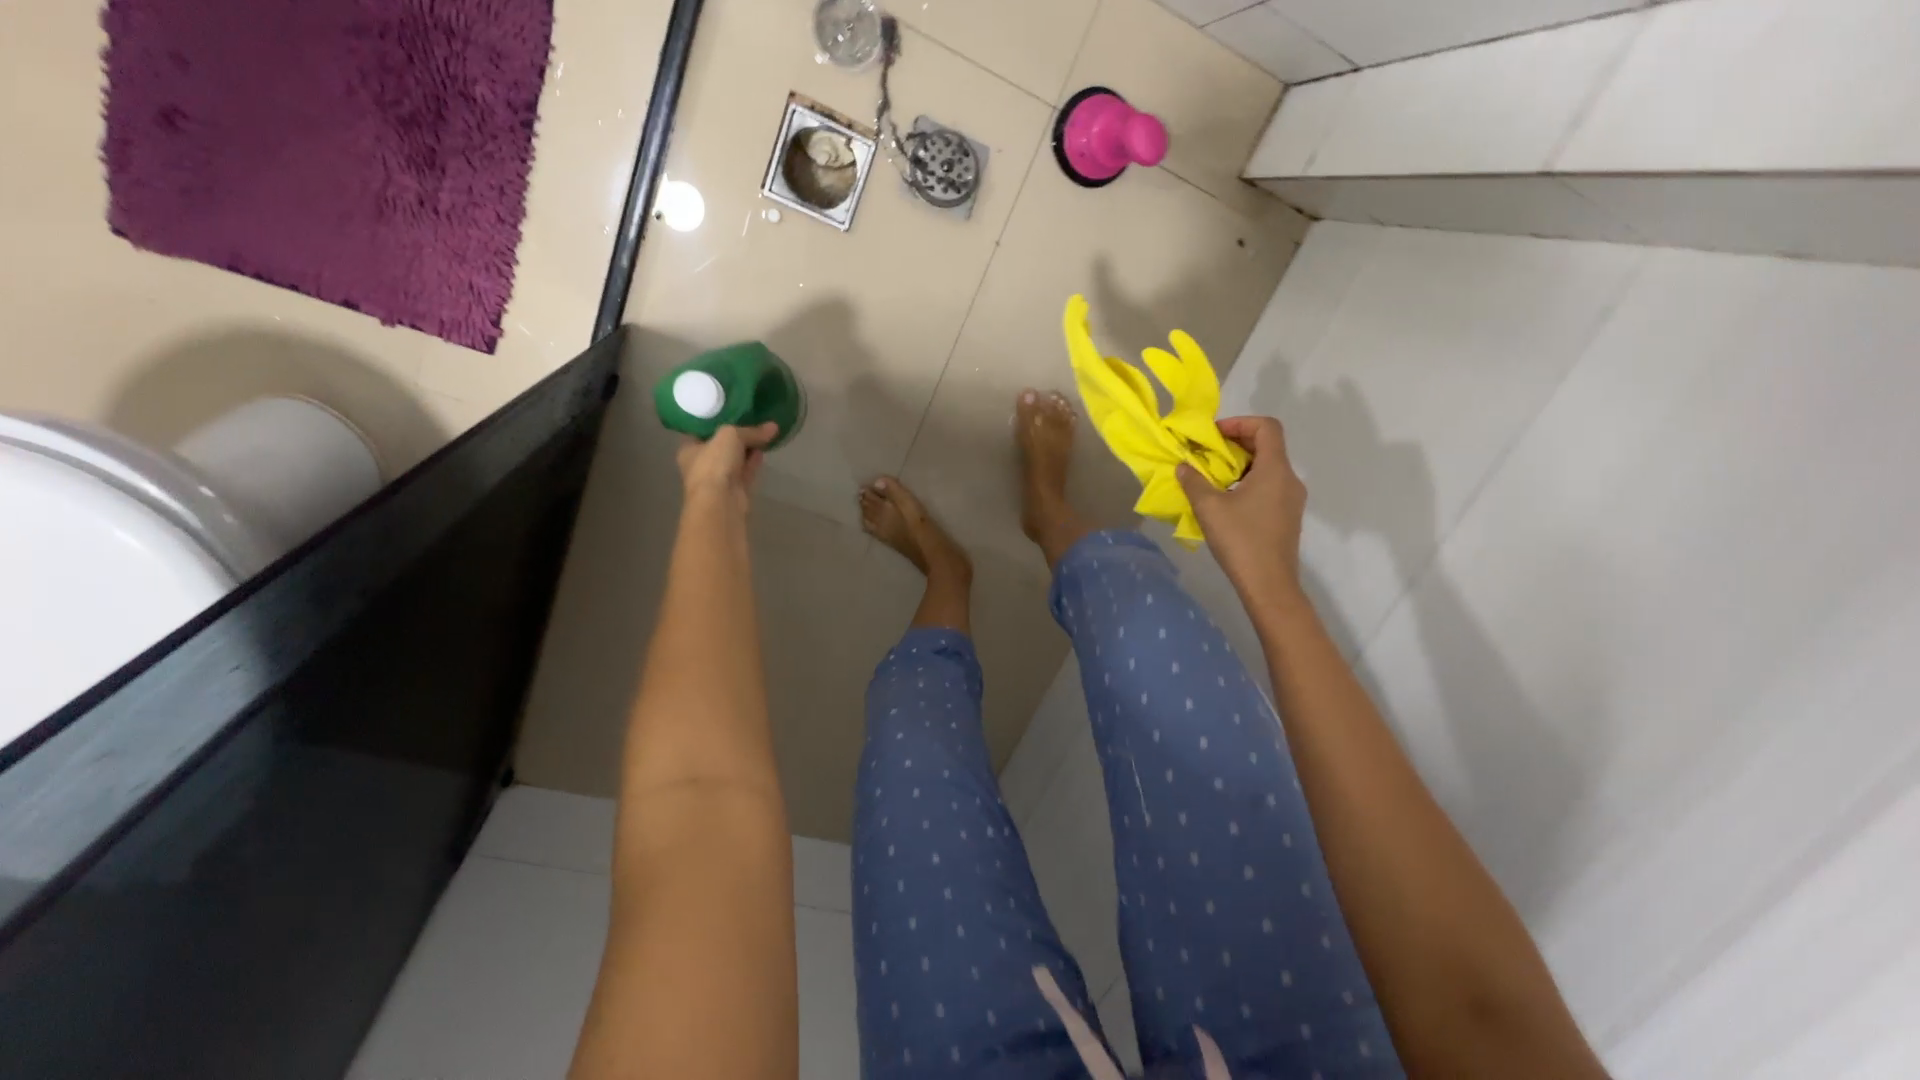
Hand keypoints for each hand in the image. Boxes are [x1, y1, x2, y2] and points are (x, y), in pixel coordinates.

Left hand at [677, 423, 779, 507]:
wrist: (720, 502)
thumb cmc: (714, 463)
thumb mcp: (730, 436)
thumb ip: (751, 431)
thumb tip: (773, 426)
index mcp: (689, 449)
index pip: (701, 431)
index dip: (715, 421)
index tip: (730, 411)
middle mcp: (701, 465)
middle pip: (719, 446)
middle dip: (735, 436)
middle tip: (751, 420)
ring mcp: (718, 480)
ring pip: (734, 460)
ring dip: (746, 449)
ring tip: (762, 433)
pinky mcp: (734, 492)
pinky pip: (745, 472)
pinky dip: (753, 462)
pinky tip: (764, 450)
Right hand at [1178, 416, 1307, 606]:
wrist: (1269, 584)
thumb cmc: (1240, 540)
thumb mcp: (1209, 507)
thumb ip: (1194, 481)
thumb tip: (1184, 467)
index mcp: (1275, 469)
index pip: (1267, 427)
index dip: (1240, 423)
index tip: (1214, 435)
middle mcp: (1289, 479)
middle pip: (1268, 446)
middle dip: (1237, 443)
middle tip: (1208, 453)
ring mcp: (1292, 499)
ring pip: (1269, 468)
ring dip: (1241, 465)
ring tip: (1213, 477)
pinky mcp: (1288, 517)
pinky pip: (1270, 487)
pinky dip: (1249, 482)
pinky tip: (1227, 500)